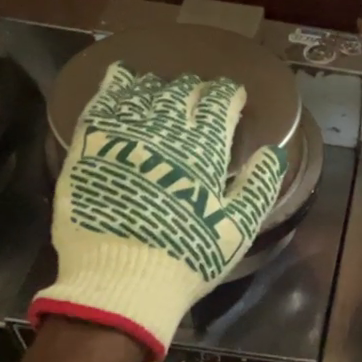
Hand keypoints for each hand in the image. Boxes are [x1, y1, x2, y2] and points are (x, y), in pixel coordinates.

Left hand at [30, 63, 287, 359]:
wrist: (122, 281)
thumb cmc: (186, 259)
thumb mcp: (237, 230)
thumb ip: (258, 186)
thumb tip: (274, 152)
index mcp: (205, 153)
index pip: (219, 106)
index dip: (228, 95)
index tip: (233, 94)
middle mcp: (164, 134)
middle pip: (180, 95)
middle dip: (193, 88)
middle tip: (198, 89)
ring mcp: (123, 139)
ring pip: (142, 95)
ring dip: (156, 86)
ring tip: (161, 84)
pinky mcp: (88, 149)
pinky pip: (101, 106)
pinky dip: (113, 88)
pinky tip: (119, 80)